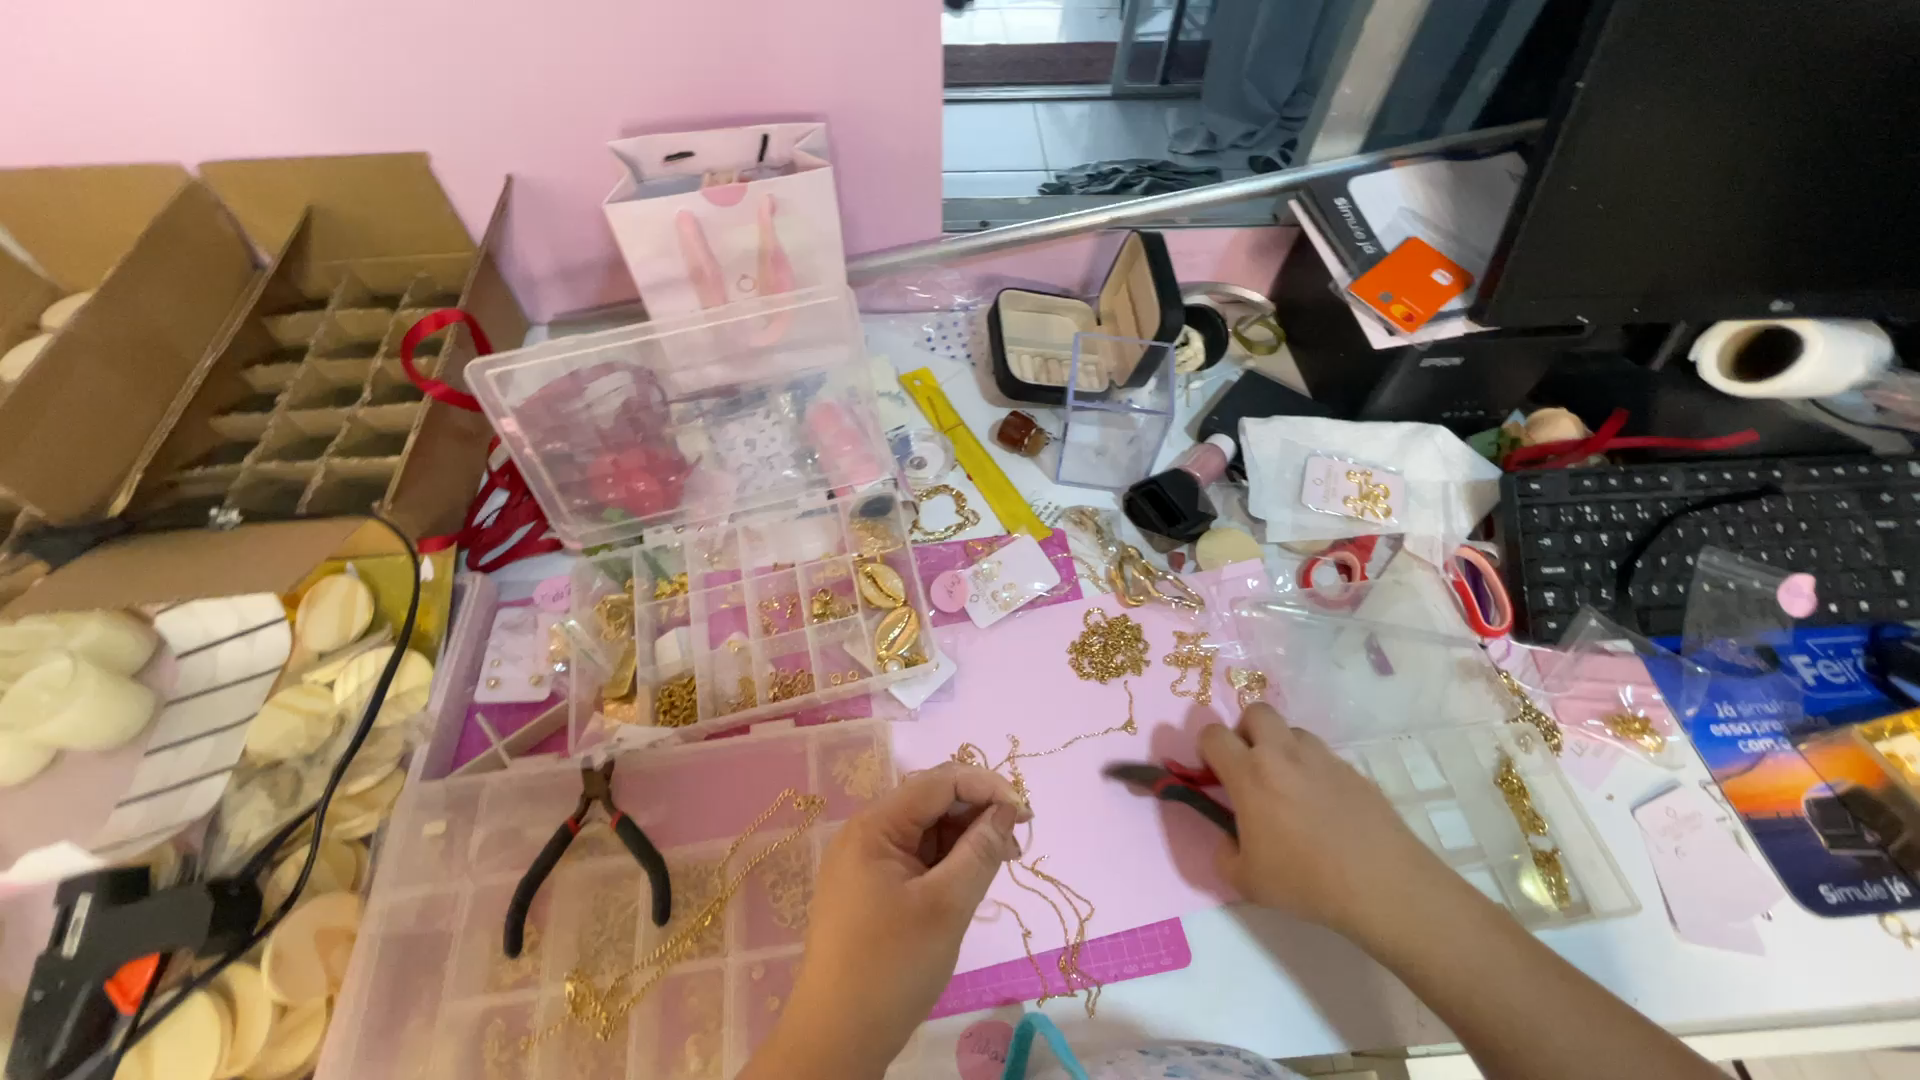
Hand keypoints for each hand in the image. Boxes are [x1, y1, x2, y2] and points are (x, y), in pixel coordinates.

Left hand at [754, 762, 1028, 1079]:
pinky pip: (916, 857)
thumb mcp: (946, 906)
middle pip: (930, 801)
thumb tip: (1006, 811)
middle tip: (1018, 842)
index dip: (986, 787)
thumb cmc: (892, 967)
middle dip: (977, 812)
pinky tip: (972, 876)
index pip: (939, 781)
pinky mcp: (869, 888)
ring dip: (965, 837)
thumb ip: (980, 851)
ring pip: (925, 830)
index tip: (1026, 814)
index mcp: (874, 826)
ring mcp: (865, 862)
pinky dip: (947, 860)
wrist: (837, 1038)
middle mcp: (865, 834)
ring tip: (1002, 861)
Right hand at [1199, 703, 1453, 943]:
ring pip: (1292, 731)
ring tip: (1289, 786)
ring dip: (1282, 748)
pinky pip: (1323, 757)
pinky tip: (1323, 807)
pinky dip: (1314, 771)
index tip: (1214, 775)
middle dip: (1245, 732)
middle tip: (1250, 768)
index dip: (1206, 749)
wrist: (1383, 885)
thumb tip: (1229, 837)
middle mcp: (1284, 755)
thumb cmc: (1306, 881)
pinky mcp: (1354, 771)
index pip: (1213, 734)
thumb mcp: (1245, 880)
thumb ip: (1224, 852)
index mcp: (1250, 774)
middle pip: (1255, 712)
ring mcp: (1323, 759)